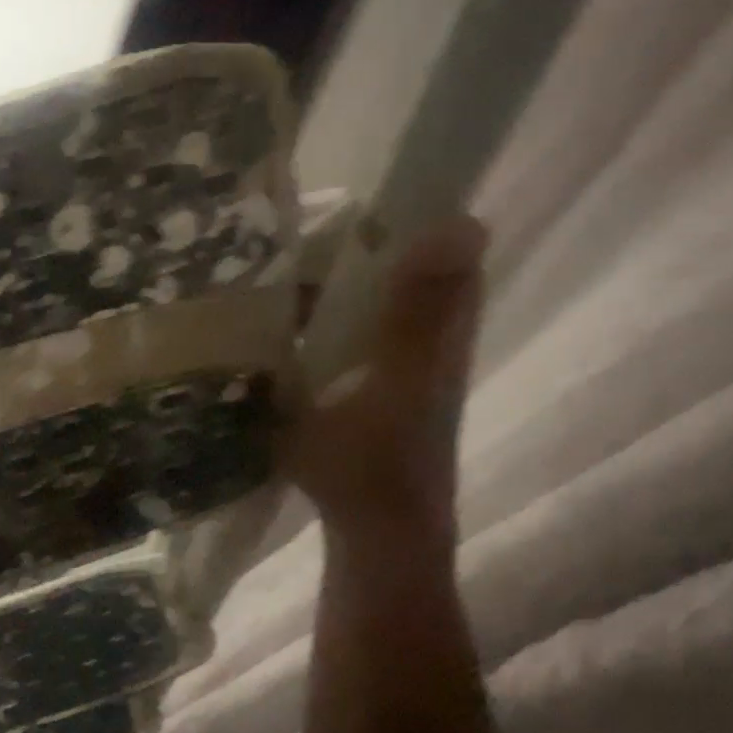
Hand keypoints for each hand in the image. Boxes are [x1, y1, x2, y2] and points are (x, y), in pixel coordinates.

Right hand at [283, 216, 487, 537]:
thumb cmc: (379, 461)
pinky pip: (343, 336)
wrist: (373, 534)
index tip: (345, 198)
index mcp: (440, 328)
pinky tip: (274, 325)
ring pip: (367, 305)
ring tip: (271, 268)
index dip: (407, 212)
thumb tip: (461, 220)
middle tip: (290, 233)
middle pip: (399, 271)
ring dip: (331, 283)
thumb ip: (416, 311)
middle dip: (356, 244)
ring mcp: (393, 367)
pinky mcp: (364, 390)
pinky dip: (316, 321)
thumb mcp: (392, 382)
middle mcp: (424, 339)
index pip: (441, 245)